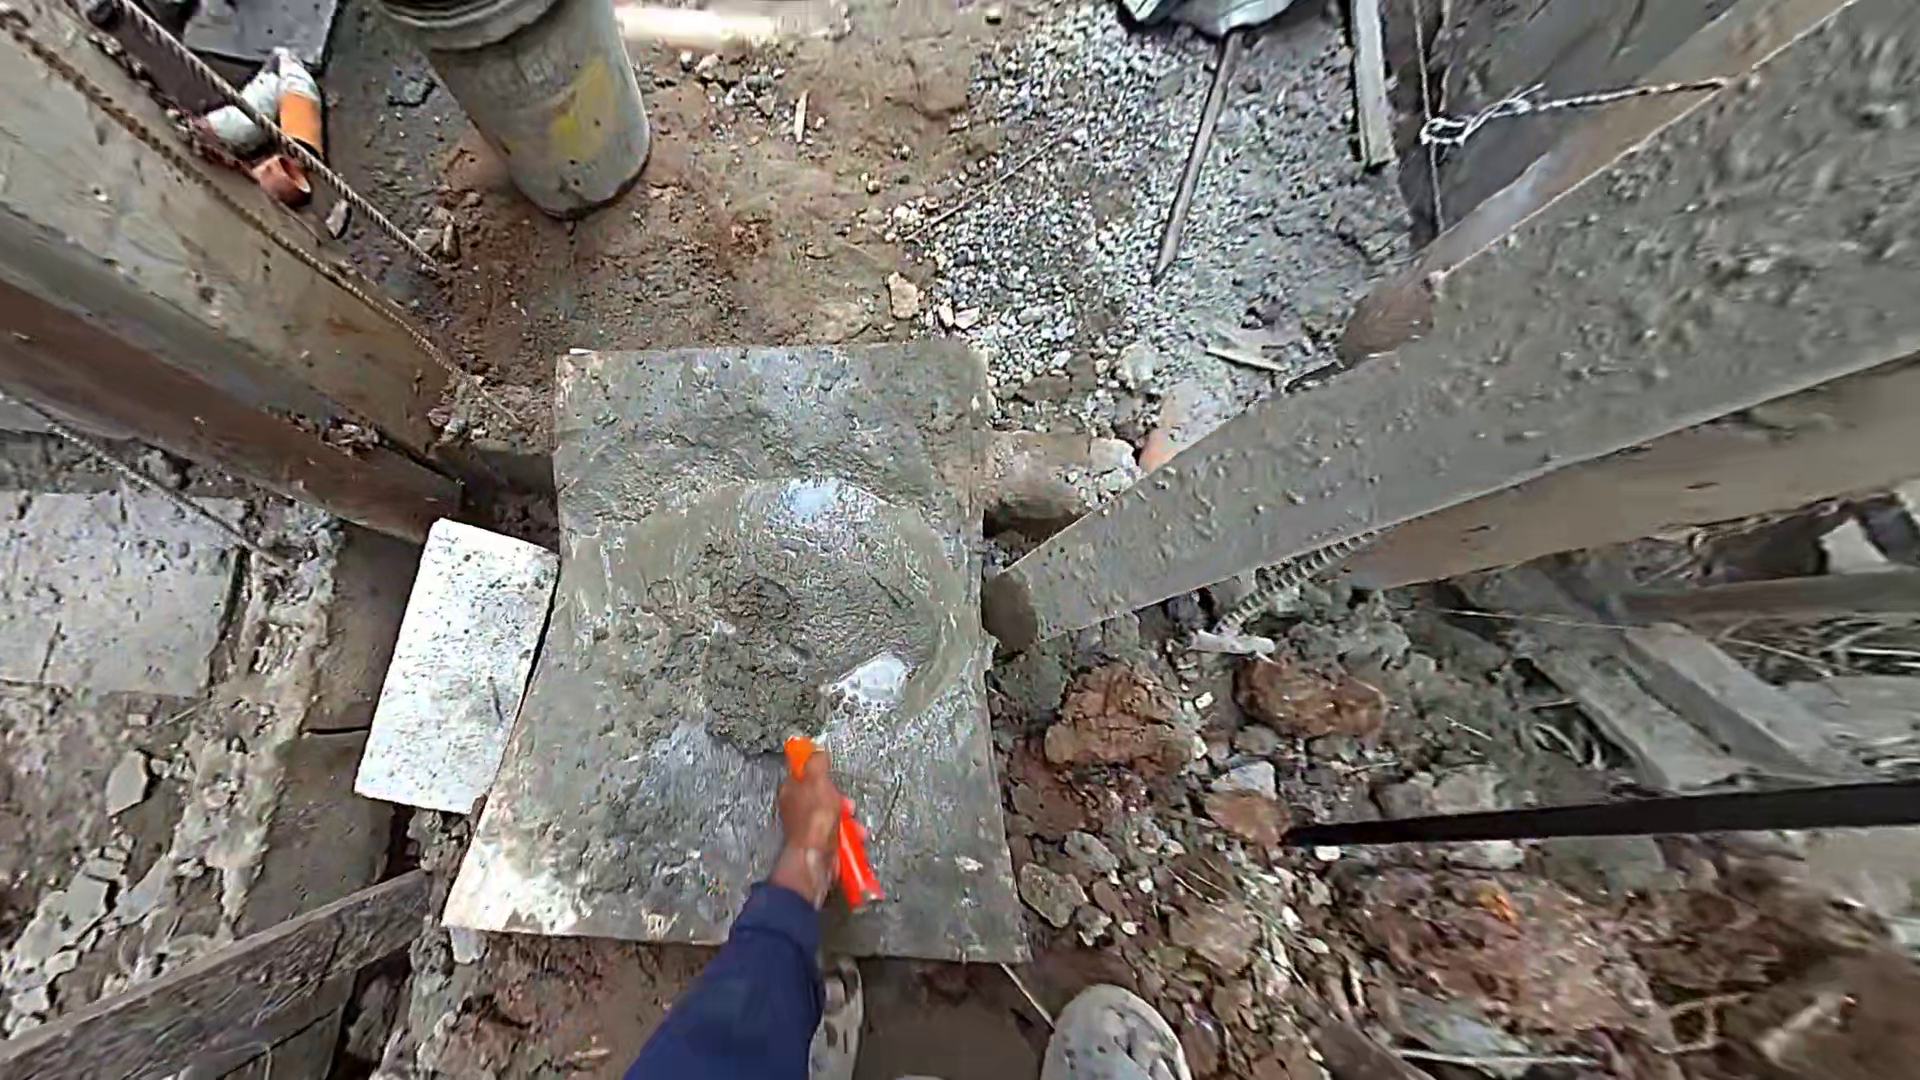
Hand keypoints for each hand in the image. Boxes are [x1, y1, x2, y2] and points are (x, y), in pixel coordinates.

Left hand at [772, 749, 840, 906]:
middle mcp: (798, 809)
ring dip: (848, 817)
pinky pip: (839, 831)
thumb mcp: (817, 780)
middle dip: (840, 798)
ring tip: (851, 822)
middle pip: (824, 793)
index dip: (820, 771)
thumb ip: (816, 762)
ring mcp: (810, 827)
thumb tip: (817, 750)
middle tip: (845, 802)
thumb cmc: (813, 820)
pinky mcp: (822, 842)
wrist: (816, 859)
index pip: (803, 772)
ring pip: (834, 813)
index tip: (830, 772)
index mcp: (791, 791)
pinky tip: (854, 836)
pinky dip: (849, 833)